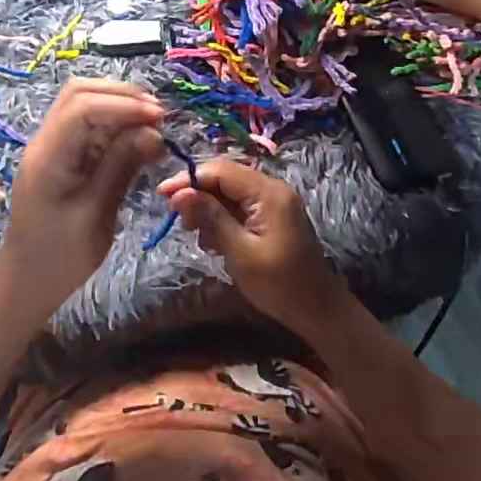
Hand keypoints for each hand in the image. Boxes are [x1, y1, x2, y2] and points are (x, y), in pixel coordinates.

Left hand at [0, 80, 164, 318]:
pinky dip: (116, 125)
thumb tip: (153, 132)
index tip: (160, 118)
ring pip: (85, 105)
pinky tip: (139, 140)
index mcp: (48, 157)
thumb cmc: (60, 259)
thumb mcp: (96, 215)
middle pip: (80, 94)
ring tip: (154, 127)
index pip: (82, 108)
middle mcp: (46, 142)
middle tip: (159, 117)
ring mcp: (52, 147)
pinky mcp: (63, 156)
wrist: (26, 285)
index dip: (123, 105)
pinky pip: (88, 126)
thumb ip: (122, 167)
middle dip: (122, 96)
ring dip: (121, 107)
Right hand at [158, 159, 347, 337]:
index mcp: (268, 192)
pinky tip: (214, 241)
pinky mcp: (273, 215)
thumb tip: (179, 193)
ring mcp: (274, 201)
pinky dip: (223, 218)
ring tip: (197, 235)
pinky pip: (241, 206)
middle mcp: (272, 188)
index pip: (221, 170)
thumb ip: (210, 218)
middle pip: (225, 178)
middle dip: (198, 194)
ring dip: (209, 208)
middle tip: (180, 220)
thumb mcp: (239, 252)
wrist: (319, 310)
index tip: (162, 195)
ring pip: (230, 192)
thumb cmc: (279, 284)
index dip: (190, 179)